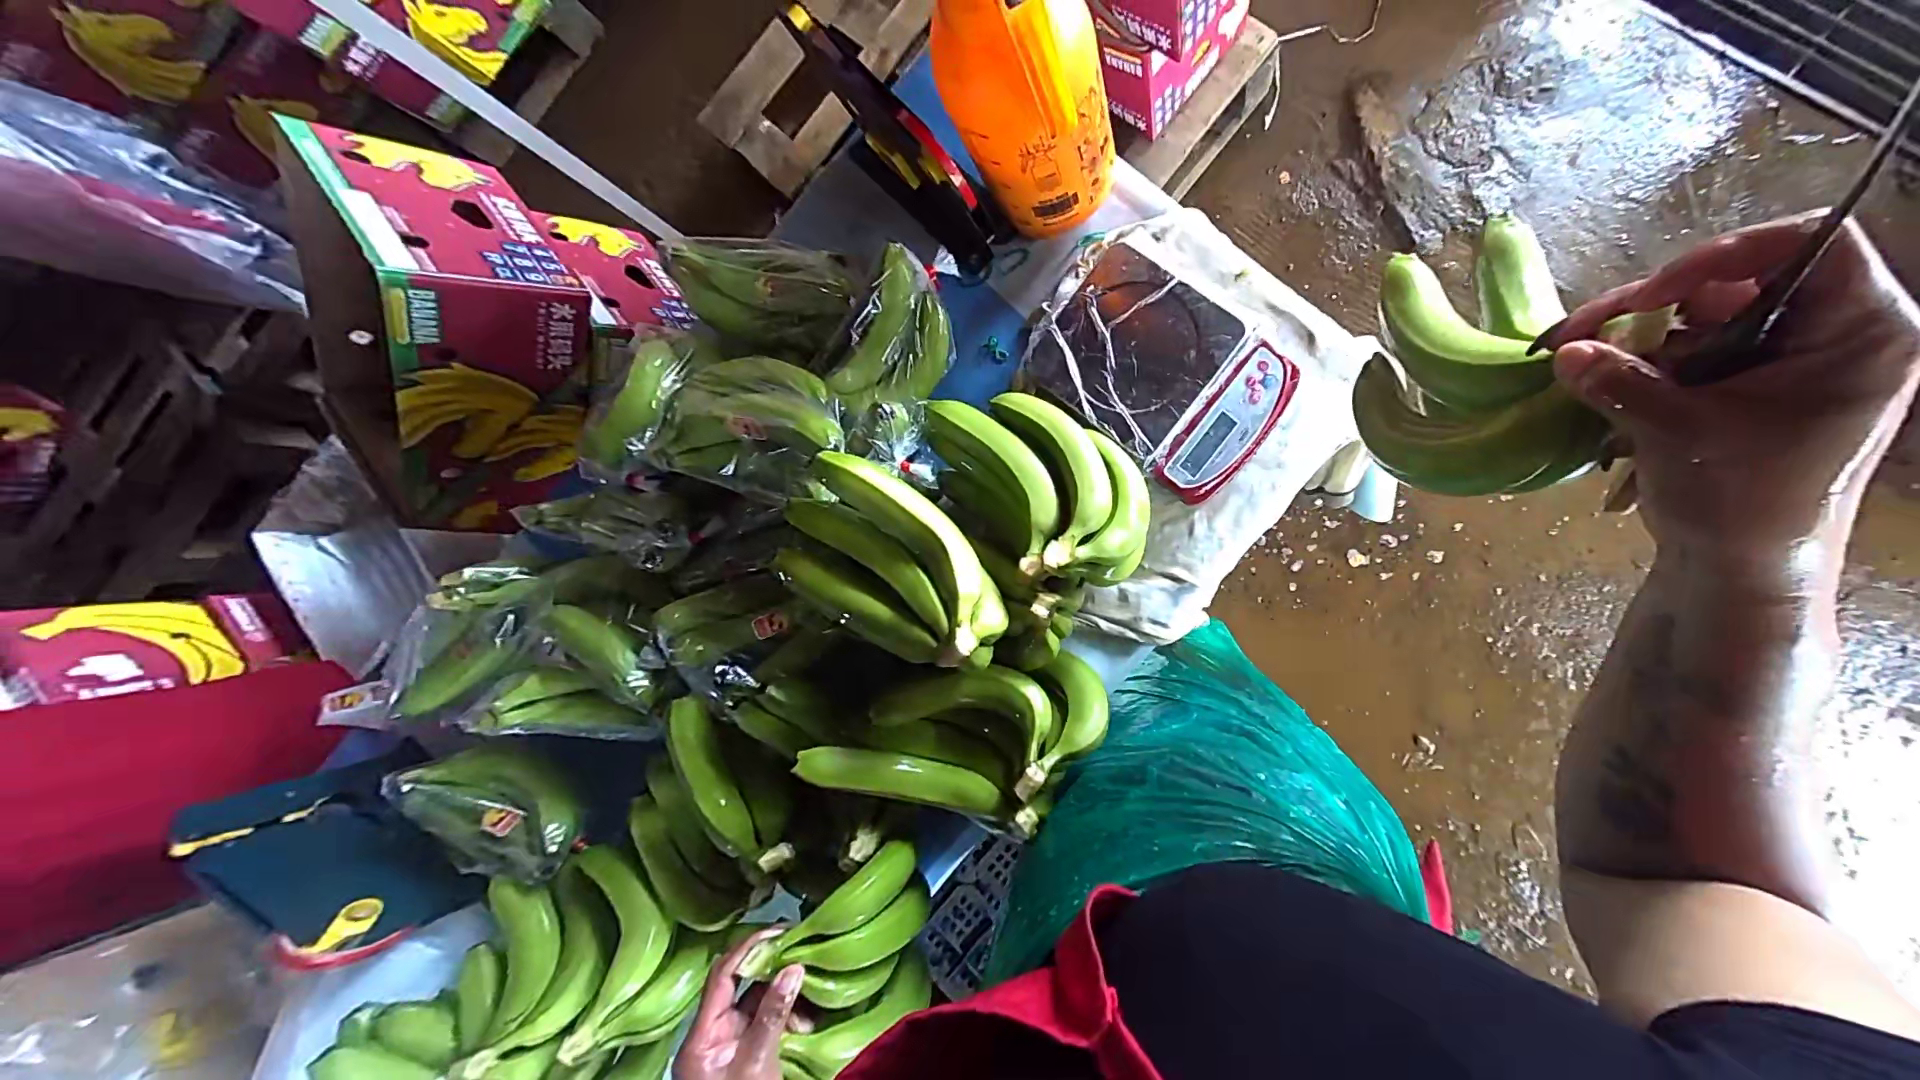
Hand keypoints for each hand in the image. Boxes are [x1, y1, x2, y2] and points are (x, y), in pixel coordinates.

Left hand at [674, 928, 805, 1079]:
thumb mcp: (756, 1065)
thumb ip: (773, 1014)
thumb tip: (794, 966)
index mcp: (701, 1035)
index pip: (722, 973)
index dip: (749, 947)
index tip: (780, 931)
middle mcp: (712, 1035)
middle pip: (742, 986)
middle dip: (774, 973)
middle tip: (802, 957)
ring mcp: (729, 1046)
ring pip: (758, 1004)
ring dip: (786, 998)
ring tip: (809, 1004)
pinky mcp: (746, 1057)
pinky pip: (766, 1023)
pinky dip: (786, 1017)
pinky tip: (806, 1021)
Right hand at [1538, 214, 1919, 580]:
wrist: (1736, 561)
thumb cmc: (1739, 499)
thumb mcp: (1679, 433)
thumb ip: (1621, 383)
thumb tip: (1563, 351)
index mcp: (1858, 334)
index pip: (1815, 246)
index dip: (1725, 256)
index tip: (1647, 296)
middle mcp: (1826, 336)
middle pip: (1738, 281)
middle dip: (1651, 301)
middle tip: (1580, 330)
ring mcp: (1778, 361)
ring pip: (1699, 315)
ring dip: (1633, 332)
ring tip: (1579, 358)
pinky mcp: (1736, 385)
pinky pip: (1683, 351)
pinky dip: (1636, 359)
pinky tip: (1597, 378)